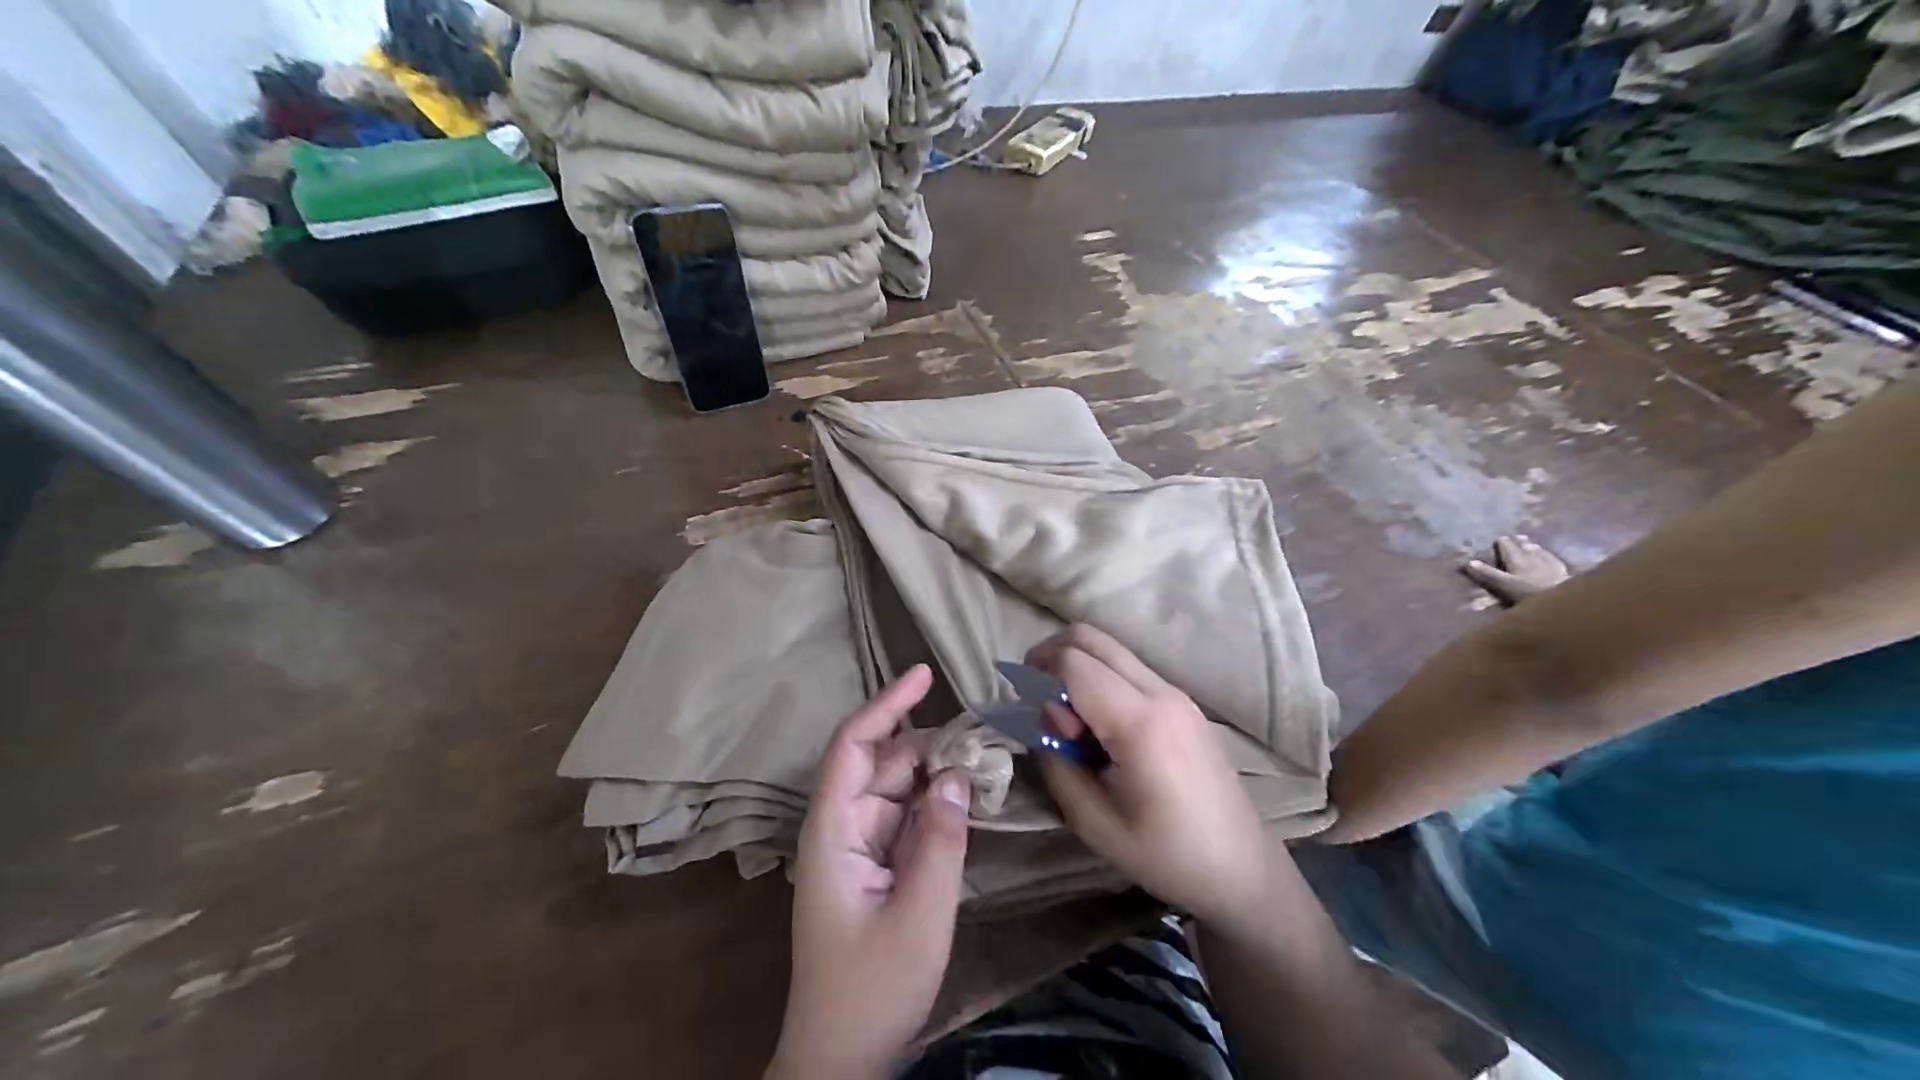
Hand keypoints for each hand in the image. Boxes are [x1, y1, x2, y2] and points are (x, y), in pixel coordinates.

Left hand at [768, 664, 972, 1079]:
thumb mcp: (918, 916)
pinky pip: (909, 818)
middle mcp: (843, 826)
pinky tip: (969, 800)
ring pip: (900, 789)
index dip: (885, 705)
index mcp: (833, 829)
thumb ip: (940, 841)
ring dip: (938, 775)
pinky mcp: (878, 865)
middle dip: (930, 746)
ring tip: (985, 766)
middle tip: (984, 741)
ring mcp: (861, 845)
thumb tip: (957, 776)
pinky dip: (937, 805)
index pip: (852, 747)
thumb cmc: (871, 987)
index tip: (924, 675)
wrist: (842, 1054)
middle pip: (884, 764)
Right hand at [1029, 624, 1278, 930]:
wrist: (1242, 869)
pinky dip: (1099, 678)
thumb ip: (1056, 761)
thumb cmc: (1166, 855)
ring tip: (1072, 722)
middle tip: (1036, 699)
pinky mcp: (1183, 702)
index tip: (1032, 714)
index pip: (1073, 663)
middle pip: (1090, 638)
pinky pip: (1128, 668)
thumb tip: (1043, 719)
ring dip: (1077, 668)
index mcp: (1140, 722)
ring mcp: (1176, 693)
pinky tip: (1100, 727)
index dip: (1038, 676)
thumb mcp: (1093, 822)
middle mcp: (1161, 693)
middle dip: (1050, 656)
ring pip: (1109, 648)